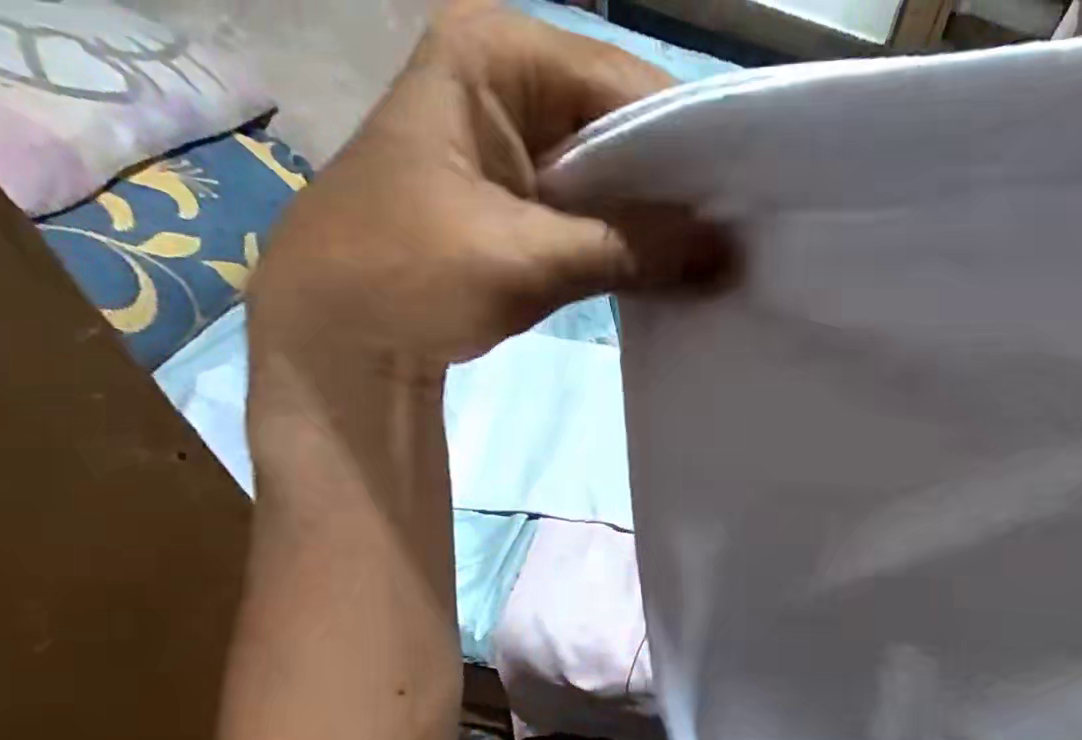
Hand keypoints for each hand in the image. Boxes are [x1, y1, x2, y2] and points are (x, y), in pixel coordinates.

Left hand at [245, 0, 722, 475]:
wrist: (334, 343)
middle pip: (617, 124)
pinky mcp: (512, 198)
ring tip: (717, 251)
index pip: (620, 82)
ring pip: (605, 169)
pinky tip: (667, 264)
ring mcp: (508, 141)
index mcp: (492, 54)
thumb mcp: (528, 257)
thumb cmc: (410, 276)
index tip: (747, 192)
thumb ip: (633, 248)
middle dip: (673, 182)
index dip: (687, 140)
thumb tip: (729, 252)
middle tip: (740, 228)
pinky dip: (622, 238)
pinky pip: (586, 207)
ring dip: (652, 216)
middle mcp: (504, 80)